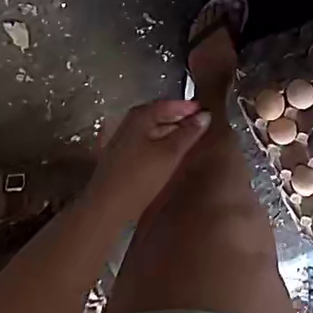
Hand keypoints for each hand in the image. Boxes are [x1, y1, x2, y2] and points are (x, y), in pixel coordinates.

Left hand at [85, 99, 210, 211]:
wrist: (107, 208)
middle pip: (159, 116)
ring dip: (172, 133)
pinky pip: (148, 144)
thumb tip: (205, 115)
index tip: (206, 111)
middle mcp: (129, 125)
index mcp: (140, 117)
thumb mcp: (171, 153)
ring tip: (192, 140)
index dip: (188, 107)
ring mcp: (123, 142)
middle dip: (180, 119)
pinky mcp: (122, 159)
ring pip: (153, 131)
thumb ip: (189, 133)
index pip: (168, 104)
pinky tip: (172, 155)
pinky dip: (162, 145)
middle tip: (202, 125)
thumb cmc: (140, 176)